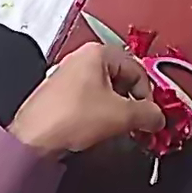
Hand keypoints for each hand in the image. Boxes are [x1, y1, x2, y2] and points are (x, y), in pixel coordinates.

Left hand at [9, 42, 166, 155]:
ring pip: (106, 90)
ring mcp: (69, 73)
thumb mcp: (121, 116)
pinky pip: (90, 97)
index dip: (147, 96)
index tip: (148, 117)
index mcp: (98, 52)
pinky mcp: (60, 92)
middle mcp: (82, 57)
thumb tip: (158, 118)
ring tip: (115, 128)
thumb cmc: (74, 118)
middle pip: (122, 78)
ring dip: (117, 109)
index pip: (138, 71)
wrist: (32, 139)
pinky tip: (96, 128)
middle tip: (135, 124)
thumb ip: (148, 114)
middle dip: (132, 103)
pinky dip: (99, 111)